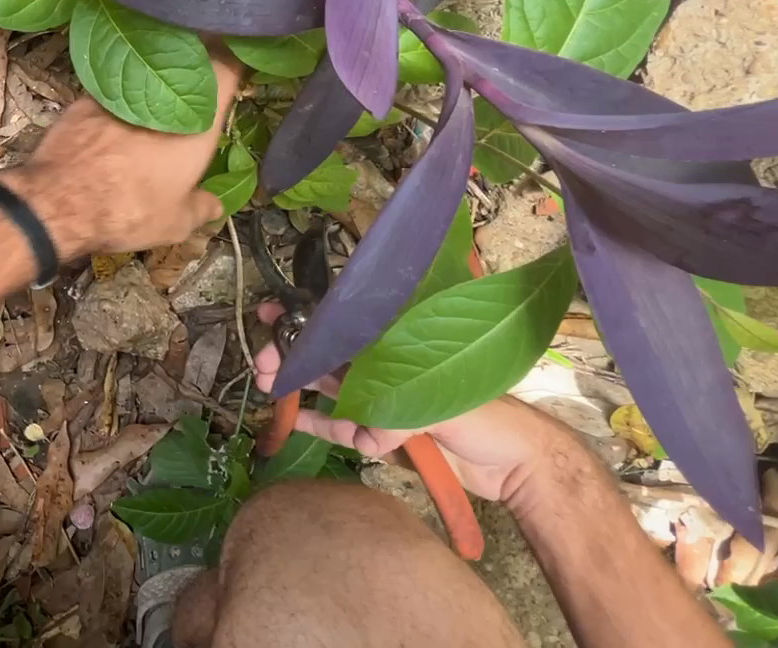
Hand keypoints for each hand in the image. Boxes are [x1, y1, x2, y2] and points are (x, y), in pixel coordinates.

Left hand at [0, 48, 242, 258]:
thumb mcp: (175, 222)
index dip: (235, 57)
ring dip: (149, 84)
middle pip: (185, 64)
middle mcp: (159, 96)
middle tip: (194, 84)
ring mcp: (118, 93)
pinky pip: (107, 93)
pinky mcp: (82, 100)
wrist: (61, 202)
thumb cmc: (131, 210)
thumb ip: (199, 208)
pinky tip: (108, 122)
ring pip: (142, 75)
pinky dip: (114, 102)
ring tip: (150, 103)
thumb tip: (214, 205)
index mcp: (196, 121)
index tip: (237, 57)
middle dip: (193, 68)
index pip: (228, 67)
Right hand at [253, 330, 585, 507]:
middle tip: (261, 362)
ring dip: (295, 384)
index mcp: (392, 345)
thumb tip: (367, 435)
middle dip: (289, 353)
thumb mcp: (437, 402)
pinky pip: (340, 426)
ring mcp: (377, 400)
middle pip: (324, 354)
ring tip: (265, 384)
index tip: (270, 314)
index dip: (301, 317)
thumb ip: (397, 414)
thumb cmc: (484, 413)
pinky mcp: (378, 435)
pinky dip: (314, 422)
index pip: (340, 323)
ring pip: (325, 387)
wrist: (516, 464)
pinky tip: (288, 419)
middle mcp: (379, 367)